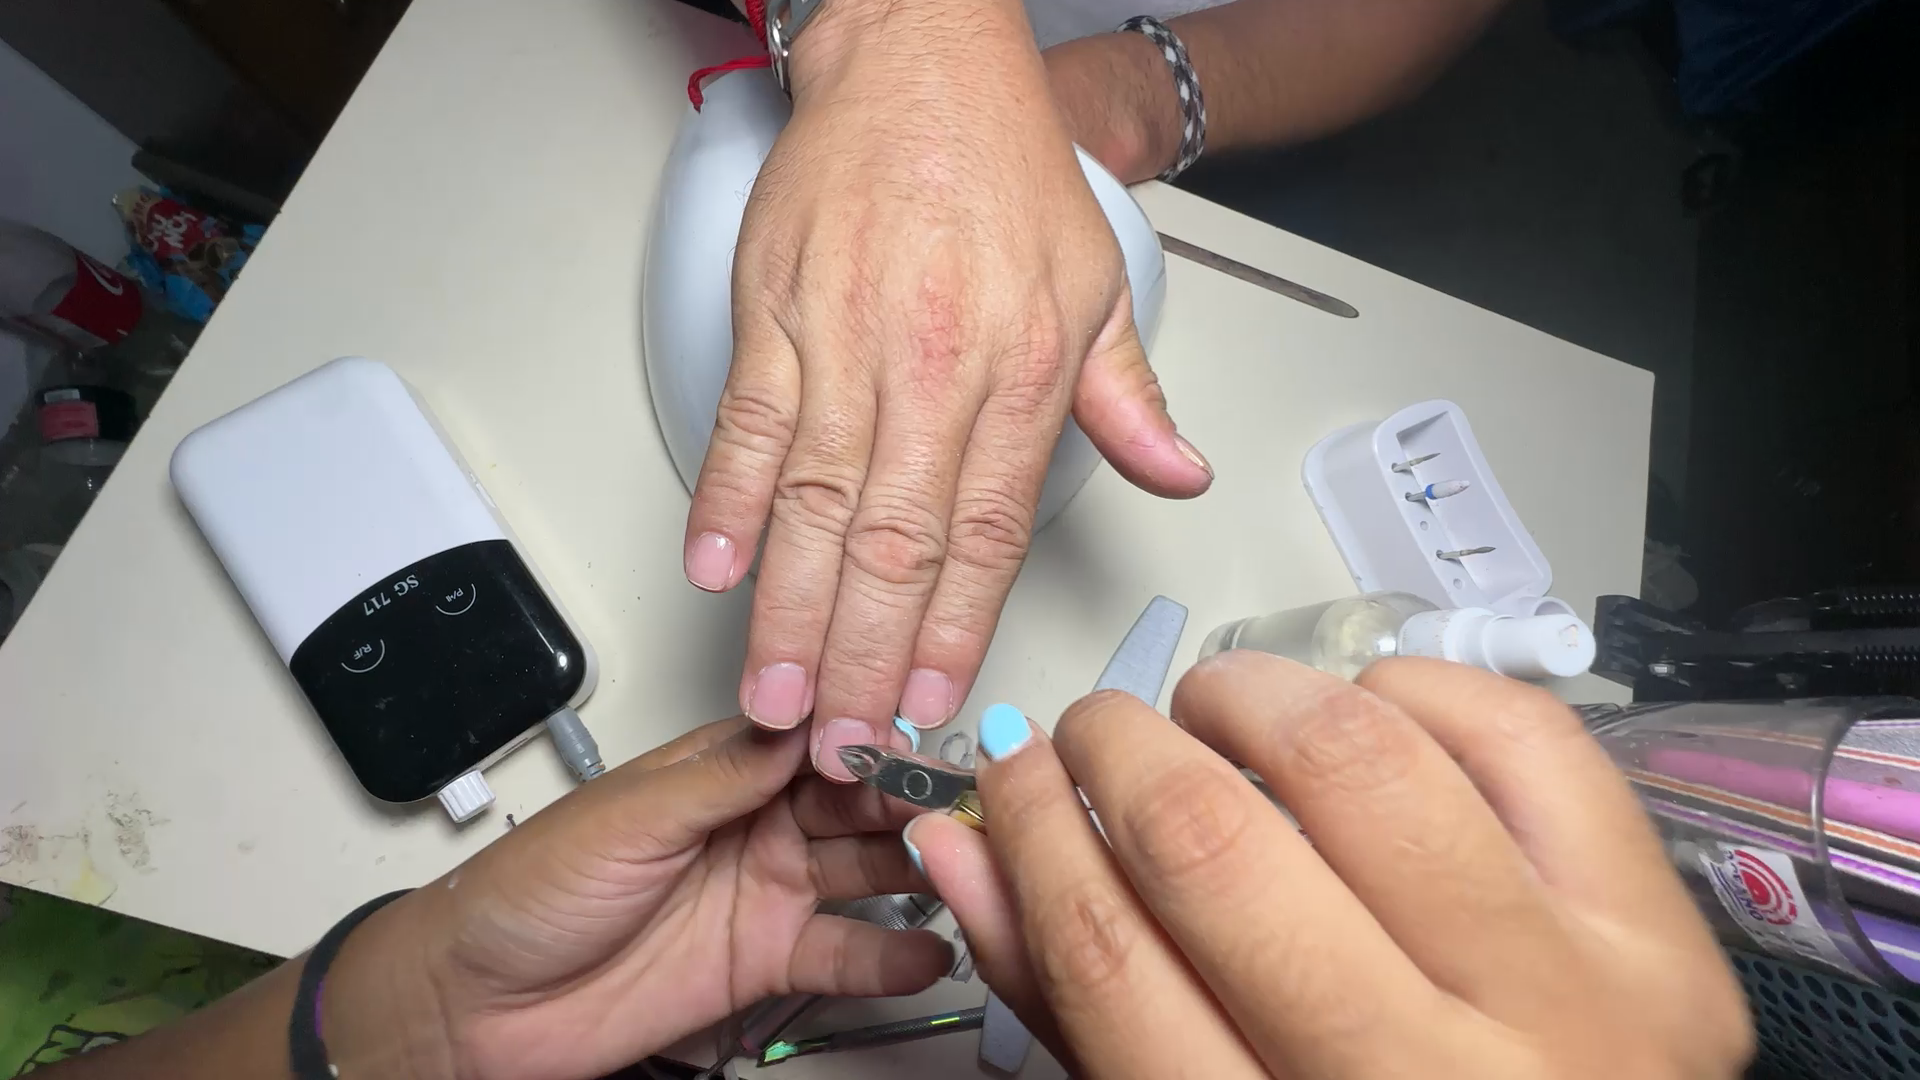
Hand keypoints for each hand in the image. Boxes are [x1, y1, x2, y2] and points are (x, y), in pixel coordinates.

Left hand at [321, 718, 948, 1079]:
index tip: (928, 750)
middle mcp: (767, 818)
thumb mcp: (634, 815)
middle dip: (910, 805)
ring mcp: (774, 887)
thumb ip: (725, 776)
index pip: (823, 741)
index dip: (875, 743)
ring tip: (965, 875)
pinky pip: (841, 951)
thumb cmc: (539, 885)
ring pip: (864, 870)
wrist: (478, 1007)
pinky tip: (932, 954)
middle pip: (858, 804)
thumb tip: (805, 721)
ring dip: (915, 871)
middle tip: (963, 814)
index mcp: (734, 765)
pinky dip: (888, 955)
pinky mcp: (768, 956)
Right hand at [681, 0, 1213, 779]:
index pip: (987, 538)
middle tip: (838, 739)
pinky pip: (748, 423)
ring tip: (775, 693)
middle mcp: (931, 369)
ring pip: (813, 504)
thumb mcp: (1098, 287)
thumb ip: (1131, 401)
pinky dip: (726, 501)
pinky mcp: (774, 313)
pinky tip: (718, 571)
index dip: (955, 634)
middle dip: (861, 655)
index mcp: (1019, 375)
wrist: (922, 67)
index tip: (929, 704)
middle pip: (893, 544)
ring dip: (790, 609)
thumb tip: (1178, 475)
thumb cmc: (1004, 177)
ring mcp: (843, 342)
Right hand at [911, 655, 1753, 1076]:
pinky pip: (1518, 736)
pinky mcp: (1663, 935)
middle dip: (1116, 745)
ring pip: (1354, 759)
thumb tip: (953, 838)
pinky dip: (1410, 686)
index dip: (1032, 824)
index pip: (1106, 949)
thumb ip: (1049, 975)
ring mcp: (1580, 1008)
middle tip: (1098, 729)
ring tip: (1212, 705)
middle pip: (1213, 842)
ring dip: (1245, 694)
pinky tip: (1362, 710)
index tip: (1010, 760)